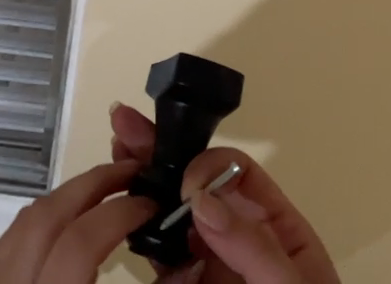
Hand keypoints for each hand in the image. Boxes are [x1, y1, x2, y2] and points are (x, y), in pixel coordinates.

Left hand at [0, 158, 155, 282]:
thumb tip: (187, 260)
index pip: (79, 243)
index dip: (119, 214)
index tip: (151, 202)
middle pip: (46, 216)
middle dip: (93, 184)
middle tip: (133, 173)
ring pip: (26, 219)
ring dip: (70, 197)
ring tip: (108, 190)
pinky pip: (12, 236)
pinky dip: (45, 218)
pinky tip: (72, 221)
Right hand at [112, 104, 340, 283]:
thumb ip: (254, 247)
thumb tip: (201, 197)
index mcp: (275, 229)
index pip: (236, 176)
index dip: (206, 168)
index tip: (182, 185)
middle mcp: (238, 238)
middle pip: (196, 183)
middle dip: (161, 149)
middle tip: (125, 124)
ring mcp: (210, 265)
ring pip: (172, 212)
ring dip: (142, 177)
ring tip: (115, 148)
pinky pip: (159, 257)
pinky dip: (136, 229)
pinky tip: (115, 204)